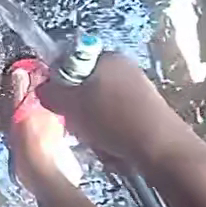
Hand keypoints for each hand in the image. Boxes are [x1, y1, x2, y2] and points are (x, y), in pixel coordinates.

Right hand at [37, 53, 198, 169]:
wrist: (162, 149)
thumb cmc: (110, 118)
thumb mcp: (68, 104)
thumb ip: (49, 92)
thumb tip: (43, 89)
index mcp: (107, 56)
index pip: (69, 61)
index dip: (57, 81)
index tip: (56, 101)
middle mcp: (125, 67)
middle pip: (84, 83)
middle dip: (75, 103)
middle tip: (72, 121)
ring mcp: (140, 88)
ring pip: (99, 102)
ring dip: (91, 118)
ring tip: (92, 136)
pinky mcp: (149, 110)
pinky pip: (117, 116)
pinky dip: (109, 128)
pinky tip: (110, 143)